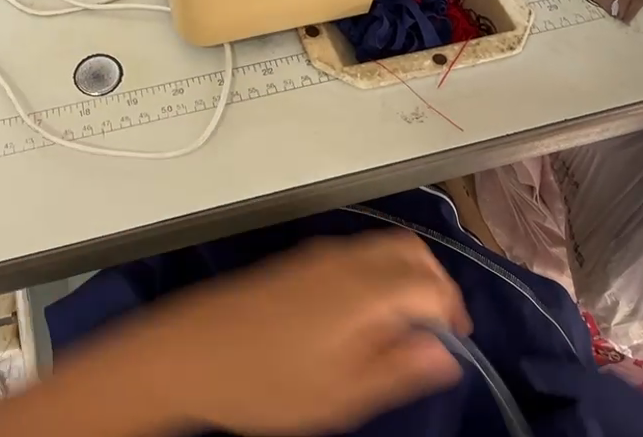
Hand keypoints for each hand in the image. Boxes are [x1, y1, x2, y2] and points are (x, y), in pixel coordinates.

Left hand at [85, 231, 470, 435]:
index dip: (451, 310)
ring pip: (380, 248)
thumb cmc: (265, 382)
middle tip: (436, 329)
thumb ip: (397, 367)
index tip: (454, 344)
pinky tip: (363, 317)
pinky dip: (377, 275)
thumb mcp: (339, 394)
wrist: (188, 352)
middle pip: (408, 250)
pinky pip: (354, 255)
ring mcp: (316, 256)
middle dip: (433, 283)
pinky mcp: (296, 263)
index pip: (428, 281)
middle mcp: (342, 259)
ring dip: (405, 277)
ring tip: (401, 330)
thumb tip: (444, 352)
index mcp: (360, 288)